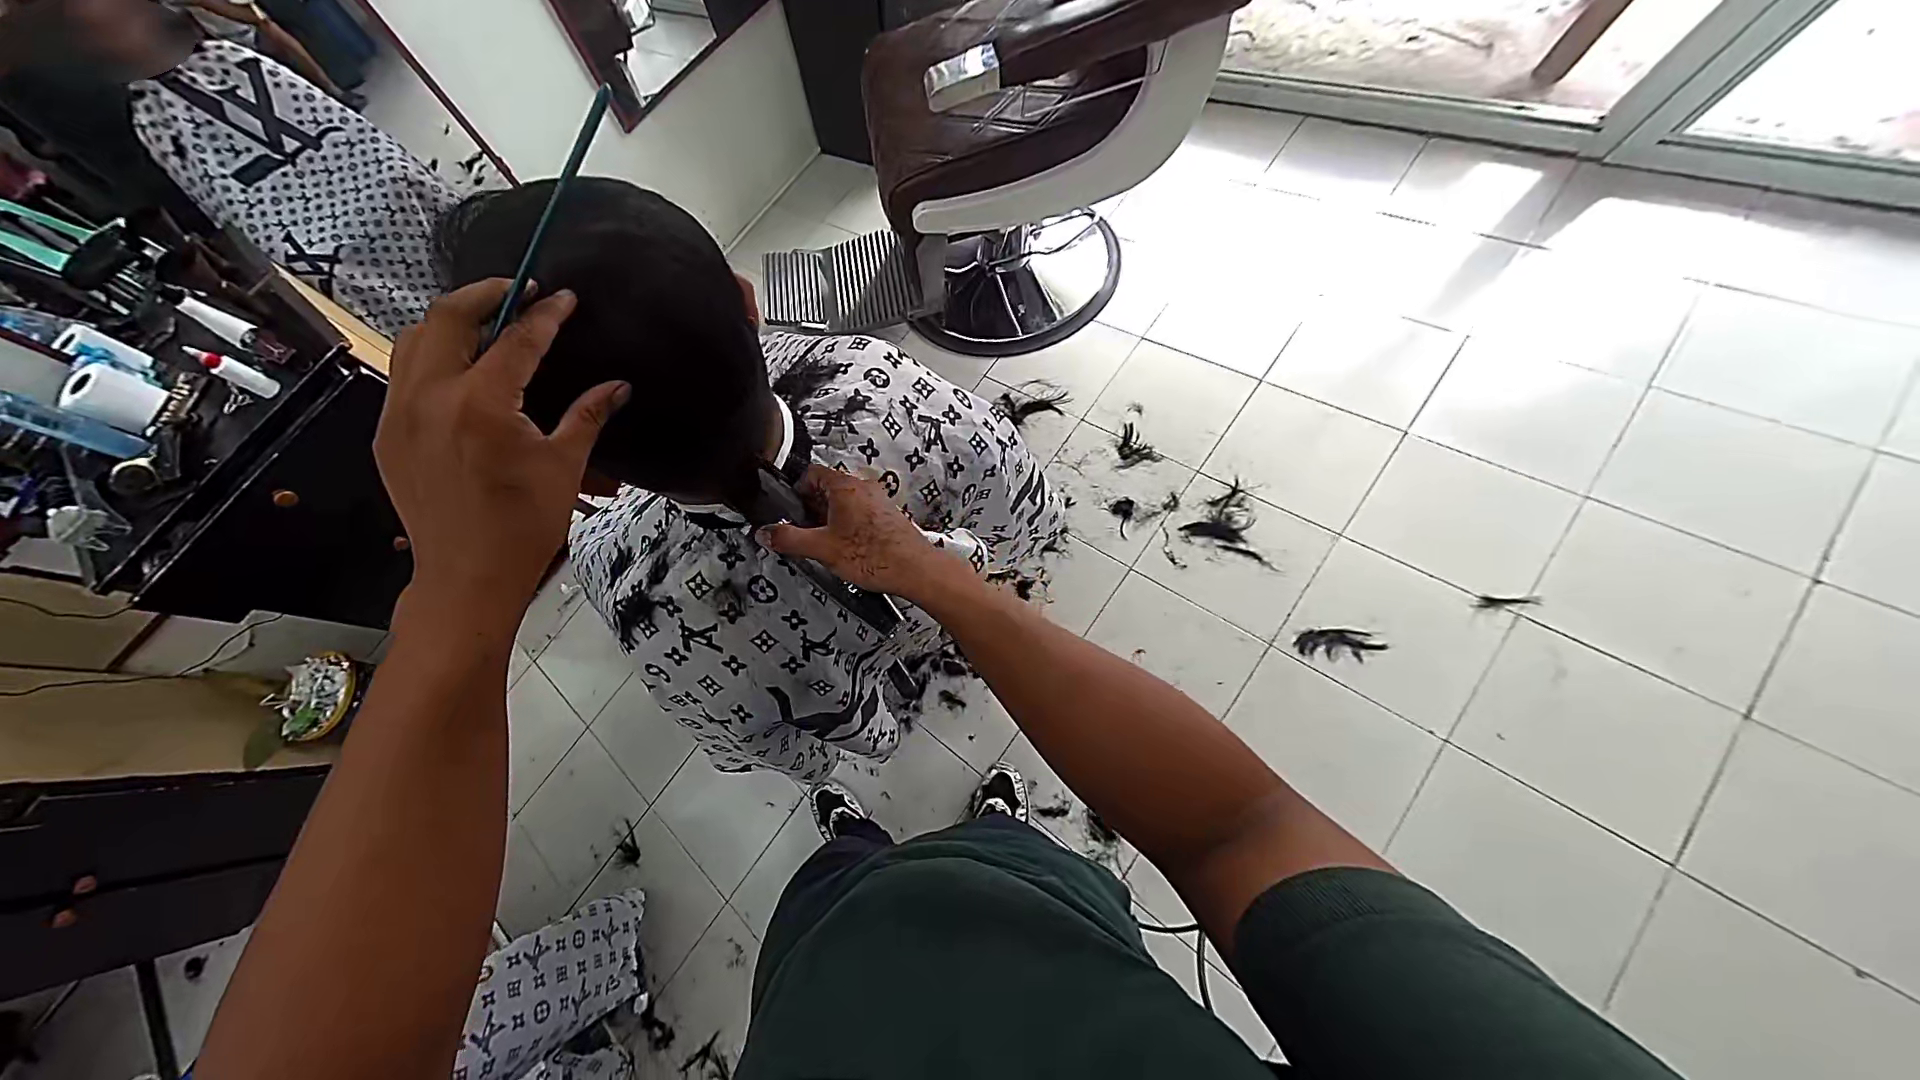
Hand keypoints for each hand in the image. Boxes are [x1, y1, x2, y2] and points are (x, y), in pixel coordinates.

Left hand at [374, 279, 627, 631]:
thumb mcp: (566, 466)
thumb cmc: (525, 525)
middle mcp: (432, 398)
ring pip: (415, 340)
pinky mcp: (387, 432)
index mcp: (483, 406)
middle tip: (517, 290)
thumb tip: (618, 386)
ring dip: (452, 321)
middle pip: (448, 320)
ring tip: (487, 320)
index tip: (563, 297)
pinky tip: (461, 368)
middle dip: (485, 295)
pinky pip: (404, 374)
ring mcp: (400, 414)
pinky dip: (433, 355)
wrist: (468, 574)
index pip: (517, 341)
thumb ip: (588, 416)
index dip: (545, 315)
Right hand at [756, 465, 958, 597]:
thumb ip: (789, 539)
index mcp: (846, 487)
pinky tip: (848, 550)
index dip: (795, 490)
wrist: (914, 569)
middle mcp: (864, 489)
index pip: (811, 473)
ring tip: (825, 543)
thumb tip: (767, 534)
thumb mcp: (821, 548)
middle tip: (803, 529)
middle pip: (827, 488)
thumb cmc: (878, 555)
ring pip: (845, 503)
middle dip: (811, 508)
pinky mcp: (887, 518)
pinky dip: (849, 527)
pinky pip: (861, 515)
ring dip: (830, 519)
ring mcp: (878, 502)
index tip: (789, 508)